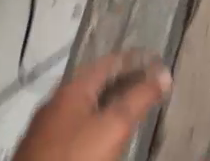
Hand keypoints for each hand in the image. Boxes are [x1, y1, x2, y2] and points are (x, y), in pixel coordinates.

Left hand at [11, 52, 171, 160]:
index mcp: (71, 89)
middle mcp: (56, 103)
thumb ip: (141, 97)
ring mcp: (47, 129)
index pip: (109, 61)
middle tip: (151, 85)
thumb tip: (165, 74)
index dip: (136, 58)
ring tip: (134, 109)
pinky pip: (77, 126)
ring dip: (111, 103)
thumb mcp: (115, 125)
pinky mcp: (44, 152)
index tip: (159, 61)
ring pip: (86, 105)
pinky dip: (97, 122)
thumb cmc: (76, 157)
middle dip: (125, 81)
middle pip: (96, 82)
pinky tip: (106, 135)